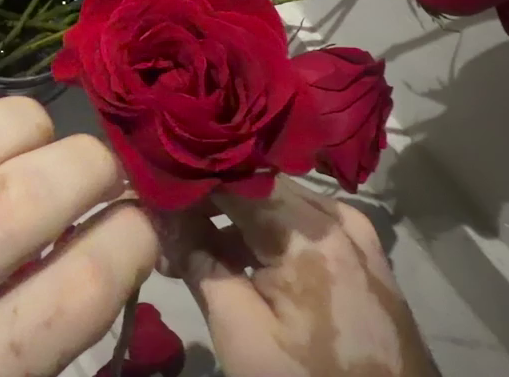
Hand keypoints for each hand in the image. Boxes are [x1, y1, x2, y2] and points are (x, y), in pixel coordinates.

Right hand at [168, 176, 436, 376]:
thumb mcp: (241, 334)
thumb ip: (197, 263)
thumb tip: (159, 214)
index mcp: (308, 228)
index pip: (229, 174)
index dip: (183, 175)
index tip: (146, 185)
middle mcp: (336, 213)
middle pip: (252, 183)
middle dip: (203, 201)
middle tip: (160, 227)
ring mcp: (355, 231)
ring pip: (274, 202)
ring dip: (229, 221)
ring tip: (187, 251)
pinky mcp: (362, 253)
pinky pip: (300, 224)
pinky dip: (262, 236)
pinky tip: (232, 262)